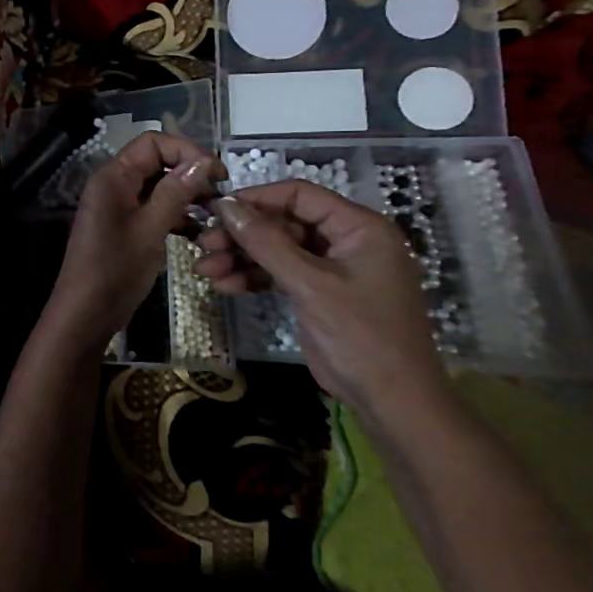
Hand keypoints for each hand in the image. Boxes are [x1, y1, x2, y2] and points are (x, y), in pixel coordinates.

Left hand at [41, 132, 223, 350]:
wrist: (85, 313)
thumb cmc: (114, 269)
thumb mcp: (150, 229)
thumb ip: (176, 193)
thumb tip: (204, 161)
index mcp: (112, 177)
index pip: (152, 143)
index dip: (186, 151)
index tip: (217, 173)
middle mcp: (113, 185)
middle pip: (157, 163)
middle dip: (189, 174)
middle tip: (220, 197)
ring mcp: (118, 207)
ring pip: (158, 188)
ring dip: (185, 196)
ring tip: (214, 215)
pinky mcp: (124, 227)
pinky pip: (152, 210)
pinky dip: (174, 216)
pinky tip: (197, 232)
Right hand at [193, 180, 446, 411]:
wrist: (389, 395)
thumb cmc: (360, 333)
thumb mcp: (310, 284)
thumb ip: (266, 243)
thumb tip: (226, 206)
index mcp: (359, 227)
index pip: (301, 196)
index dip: (257, 199)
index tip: (216, 210)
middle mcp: (346, 241)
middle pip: (284, 223)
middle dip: (242, 235)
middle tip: (203, 246)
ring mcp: (331, 268)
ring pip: (277, 250)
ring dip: (241, 258)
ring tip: (204, 270)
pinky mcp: (317, 293)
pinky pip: (279, 274)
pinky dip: (253, 278)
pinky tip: (224, 286)